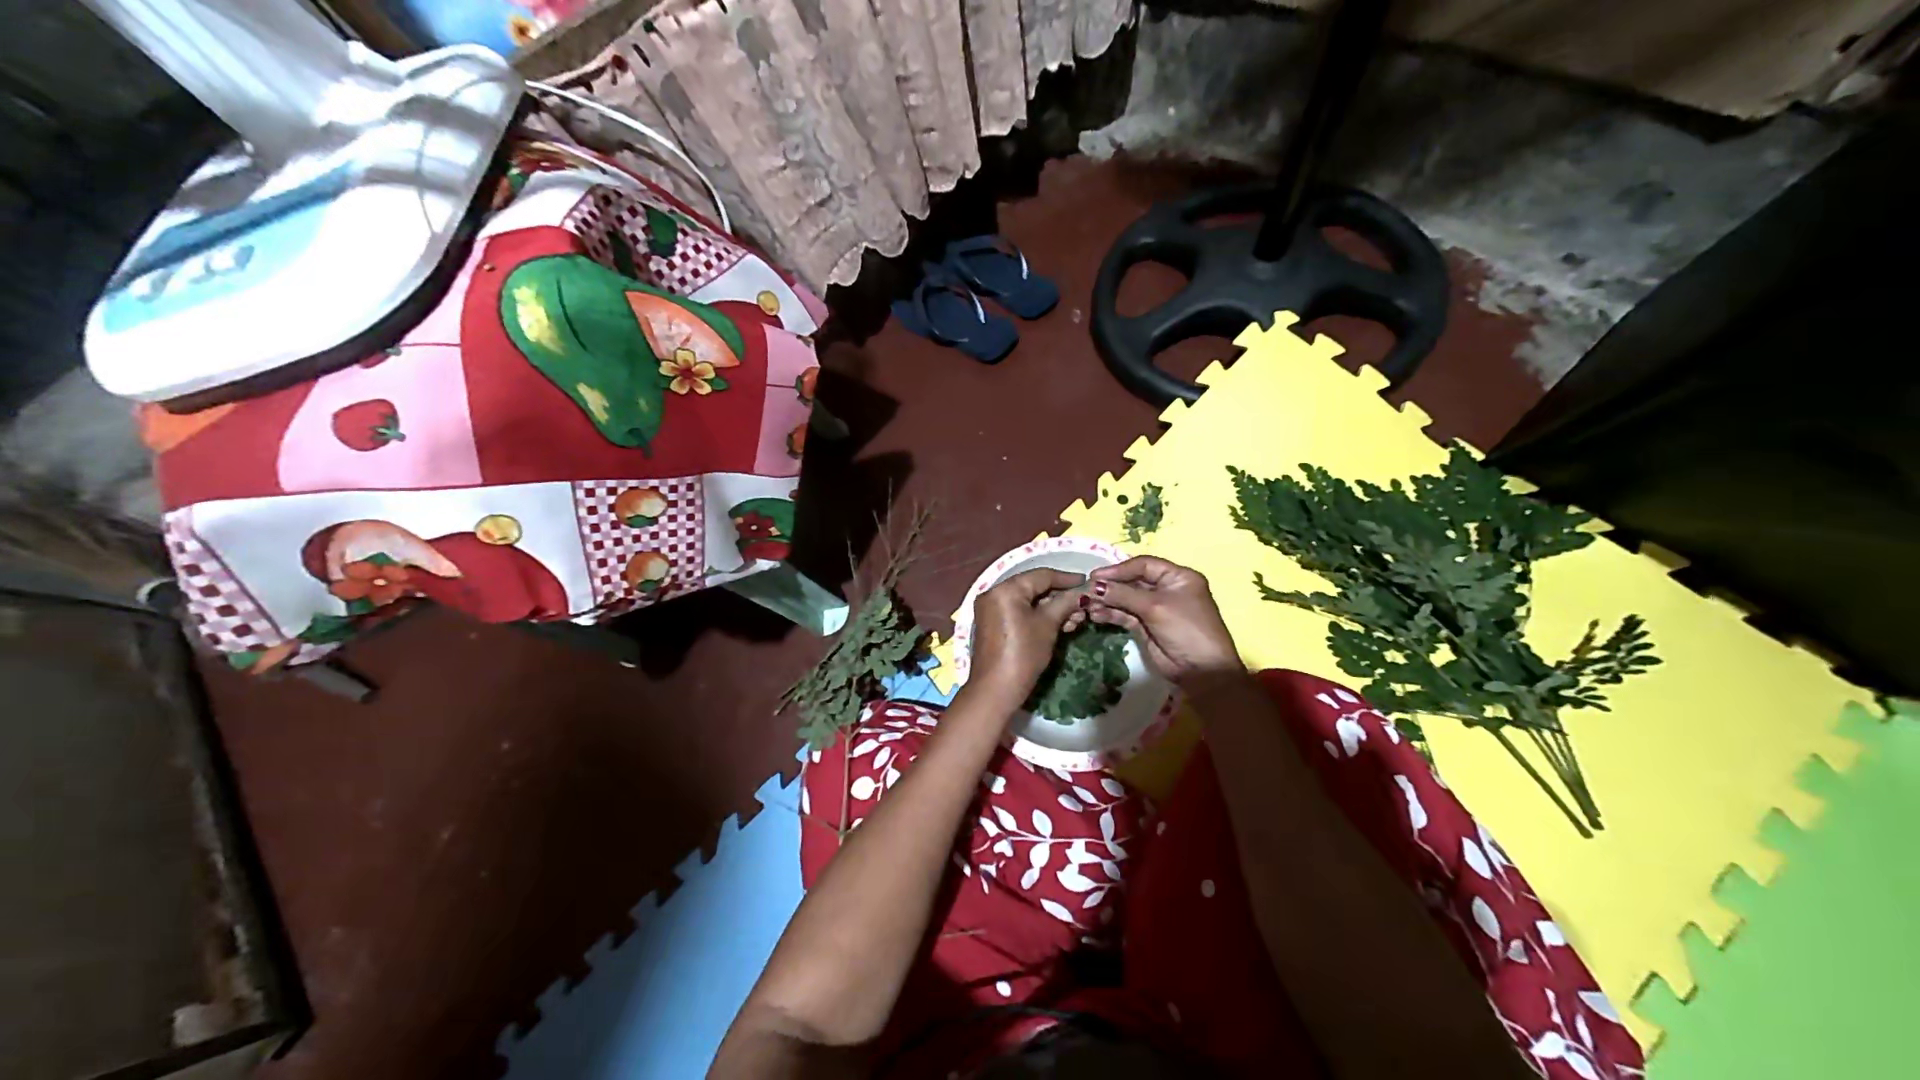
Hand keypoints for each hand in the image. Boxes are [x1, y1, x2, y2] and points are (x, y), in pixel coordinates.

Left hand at [968, 568, 1085, 701]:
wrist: (996, 690)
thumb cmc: (1023, 654)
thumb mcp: (1048, 625)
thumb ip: (1066, 603)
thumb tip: (1084, 592)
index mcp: (1005, 589)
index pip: (1041, 575)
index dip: (1067, 578)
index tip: (1087, 583)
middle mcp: (994, 593)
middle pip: (1034, 587)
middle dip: (1060, 597)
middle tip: (1083, 607)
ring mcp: (991, 609)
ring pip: (1027, 601)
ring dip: (1052, 608)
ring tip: (1075, 620)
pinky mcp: (993, 624)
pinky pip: (1018, 612)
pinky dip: (1038, 616)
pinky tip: (1059, 626)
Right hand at [1086, 556, 1240, 683]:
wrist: (1200, 671)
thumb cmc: (1185, 628)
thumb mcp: (1155, 607)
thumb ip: (1124, 594)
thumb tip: (1094, 586)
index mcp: (1177, 577)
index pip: (1143, 565)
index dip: (1119, 569)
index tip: (1096, 576)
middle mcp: (1166, 589)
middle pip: (1132, 582)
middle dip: (1110, 586)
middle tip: (1087, 591)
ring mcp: (1155, 609)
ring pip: (1126, 599)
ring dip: (1107, 601)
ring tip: (1087, 606)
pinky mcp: (1146, 627)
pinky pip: (1125, 615)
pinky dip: (1111, 614)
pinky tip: (1095, 615)